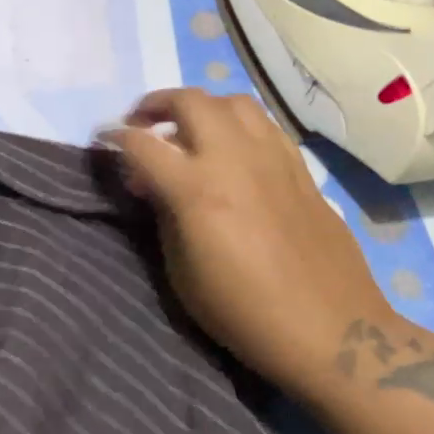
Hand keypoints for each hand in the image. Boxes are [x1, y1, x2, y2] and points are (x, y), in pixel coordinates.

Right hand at [103, 88, 403, 398]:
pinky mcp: (301, 171)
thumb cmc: (241, 311)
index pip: (140, 143)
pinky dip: (238, 125)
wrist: (330, 332)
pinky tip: (231, 151)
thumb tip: (153, 185)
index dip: (113, 138)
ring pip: (233, 102)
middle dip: (155, 104)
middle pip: (189, 102)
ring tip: (188, 130)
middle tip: (140, 123)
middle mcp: (235, 161)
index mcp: (196, 190)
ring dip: (201, 107)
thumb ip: (163, 215)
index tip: (103, 142)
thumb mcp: (179, 270)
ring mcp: (273, 161)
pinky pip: (265, 126)